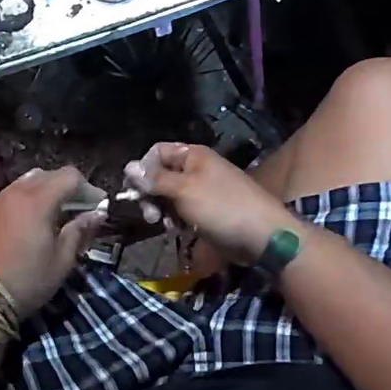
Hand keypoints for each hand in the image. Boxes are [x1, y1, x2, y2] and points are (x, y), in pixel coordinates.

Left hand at [0, 167, 106, 313]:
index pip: (70, 176)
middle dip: (69, 187)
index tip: (96, 206)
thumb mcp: (63, 259)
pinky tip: (36, 217)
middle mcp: (18, 192)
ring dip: (48, 189)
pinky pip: (15, 191)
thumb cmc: (30, 279)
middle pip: (50, 174)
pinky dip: (30, 196)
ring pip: (30, 180)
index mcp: (38, 201)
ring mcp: (0, 198)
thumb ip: (80, 229)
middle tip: (81, 209)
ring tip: (58, 212)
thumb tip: (98, 213)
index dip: (87, 188)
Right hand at [125, 143, 299, 265]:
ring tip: (165, 224)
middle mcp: (196, 169)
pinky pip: (181, 210)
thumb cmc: (221, 207)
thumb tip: (128, 167)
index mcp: (193, 155)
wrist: (262, 237)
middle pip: (160, 175)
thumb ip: (154, 179)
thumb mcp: (183, 190)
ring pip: (168, 195)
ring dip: (161, 209)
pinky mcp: (206, 211)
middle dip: (150, 194)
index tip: (135, 191)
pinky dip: (175, 219)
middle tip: (150, 215)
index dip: (142, 169)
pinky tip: (177, 230)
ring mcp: (202, 191)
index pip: (156, 152)